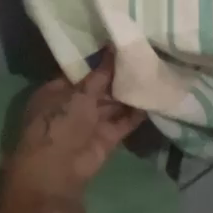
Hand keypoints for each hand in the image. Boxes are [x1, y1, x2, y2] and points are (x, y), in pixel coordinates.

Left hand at [6, 50, 145, 194]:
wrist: (59, 168)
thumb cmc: (60, 122)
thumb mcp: (79, 93)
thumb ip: (101, 72)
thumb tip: (115, 46)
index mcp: (57, 91)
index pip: (81, 71)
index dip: (101, 59)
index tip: (123, 44)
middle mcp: (74, 105)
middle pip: (101, 86)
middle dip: (120, 75)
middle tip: (145, 55)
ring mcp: (92, 122)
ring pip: (115, 103)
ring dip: (131, 92)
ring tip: (155, 71)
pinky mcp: (109, 136)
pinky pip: (126, 120)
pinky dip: (139, 111)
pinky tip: (155, 95)